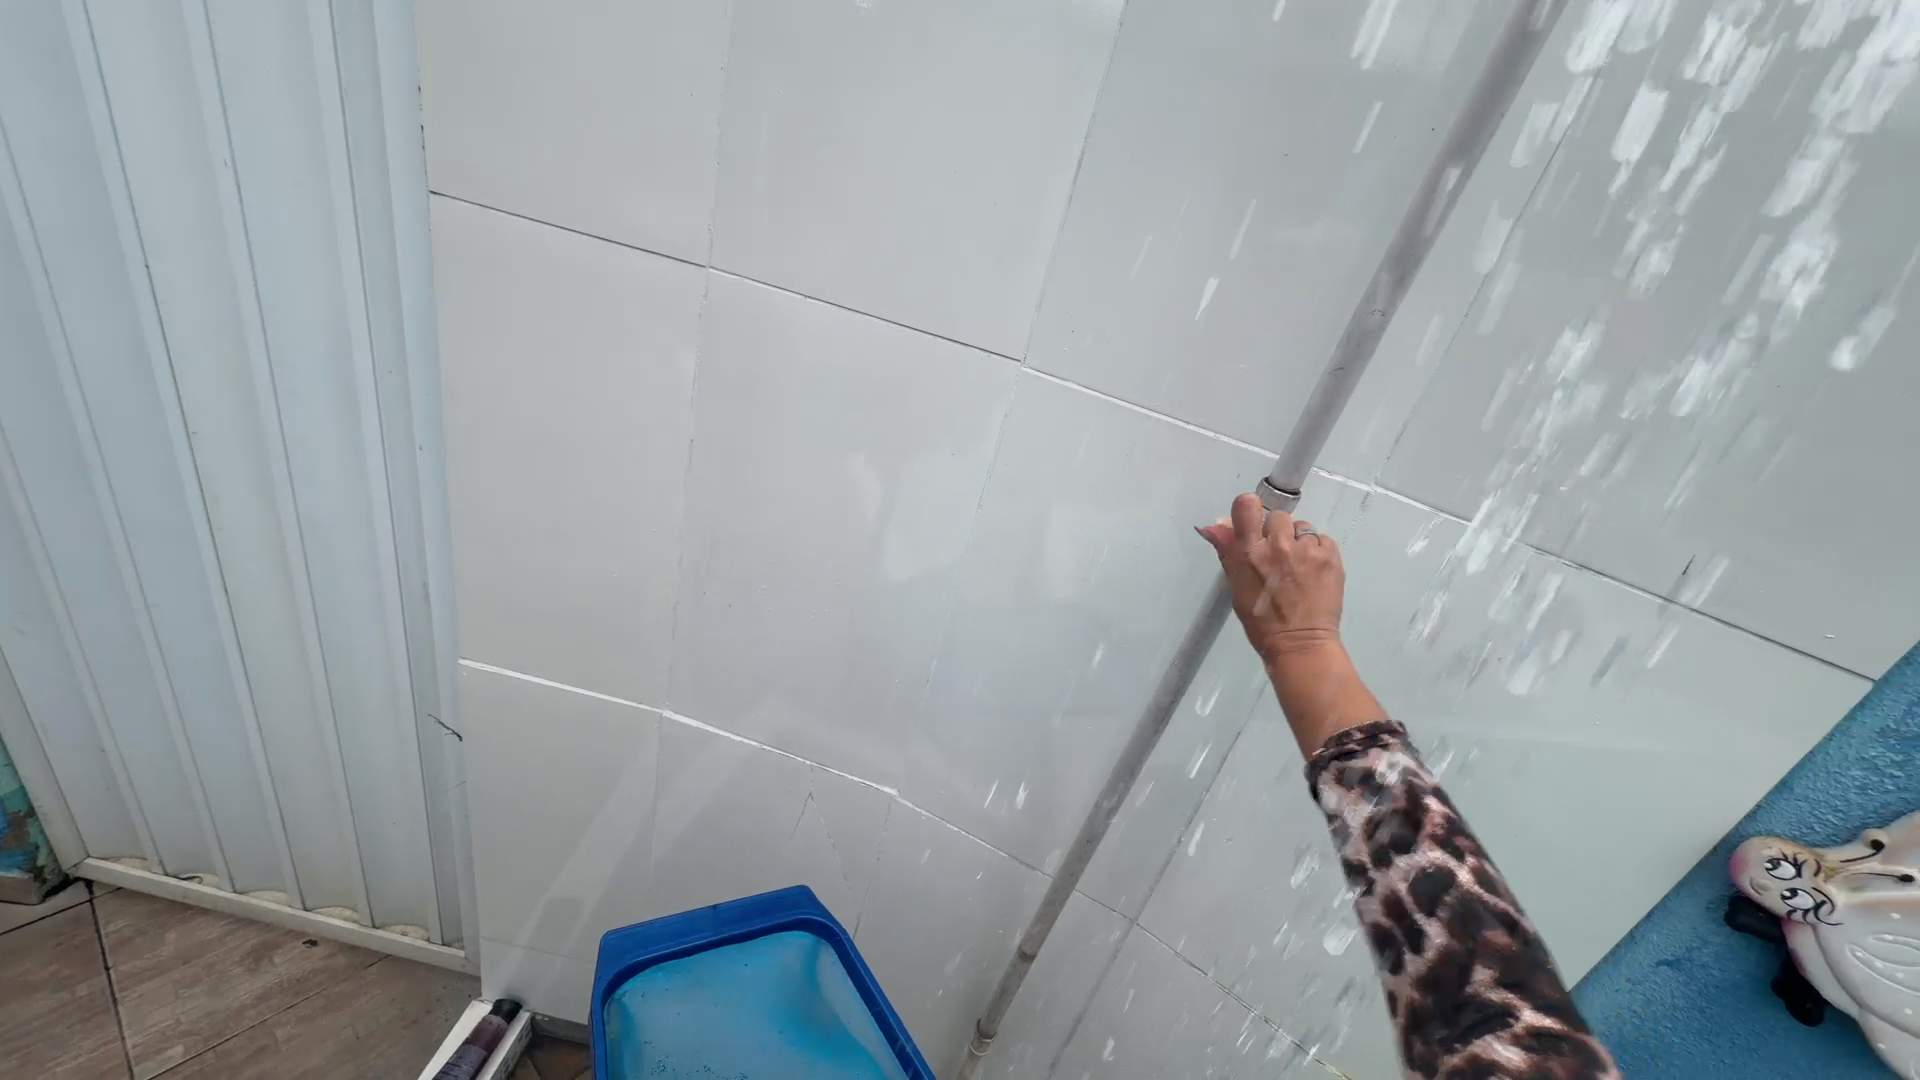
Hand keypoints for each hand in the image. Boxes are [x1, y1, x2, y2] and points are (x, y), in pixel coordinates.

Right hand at [1196, 493, 1344, 663]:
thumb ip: (1228, 552)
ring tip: (1298, 565)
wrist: (1299, 643)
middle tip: (1278, 554)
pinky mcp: (1331, 557)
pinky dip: (1317, 550)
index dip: (1250, 510)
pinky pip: (1322, 539)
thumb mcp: (1236, 586)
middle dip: (1276, 531)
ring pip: (1302, 527)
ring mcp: (1308, 550)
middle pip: (1278, 516)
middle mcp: (1279, 545)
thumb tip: (1215, 526)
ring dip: (1298, 541)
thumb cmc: (1260, 620)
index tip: (1252, 525)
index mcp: (1250, 552)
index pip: (1247, 505)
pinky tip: (1313, 570)